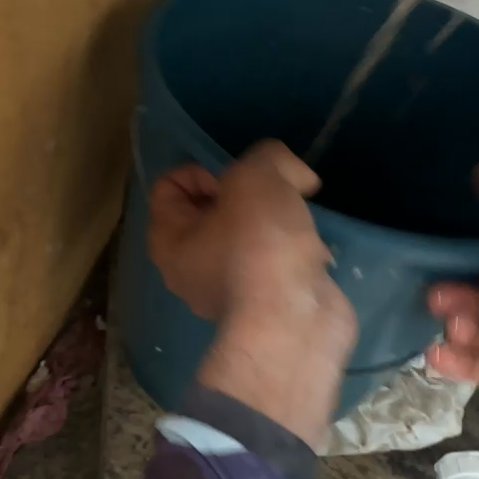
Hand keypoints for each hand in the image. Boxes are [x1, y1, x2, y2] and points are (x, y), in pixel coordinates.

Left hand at [149, 141, 356, 447]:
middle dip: (244, 191)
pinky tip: (311, 248)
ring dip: (272, 218)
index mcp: (167, 240)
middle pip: (208, 208)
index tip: (235, 181)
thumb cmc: (259, 246)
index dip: (203, 170)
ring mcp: (226, 288)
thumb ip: (268, 157)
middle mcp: (188, 267)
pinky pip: (271, 260)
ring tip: (296, 217)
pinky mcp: (263, 302)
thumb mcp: (256, 177)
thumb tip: (292, 176)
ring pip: (244, 234)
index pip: (169, 185)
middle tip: (273, 194)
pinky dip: (290, 248)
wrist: (295, 322)